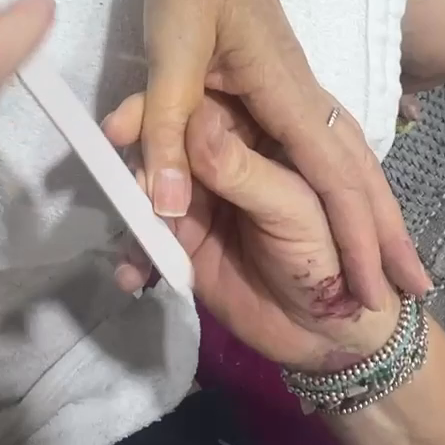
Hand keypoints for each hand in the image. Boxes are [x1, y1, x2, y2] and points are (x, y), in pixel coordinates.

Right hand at [108, 94, 398, 370]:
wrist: (321, 337)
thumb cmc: (327, 258)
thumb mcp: (293, 210)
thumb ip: (243, 170)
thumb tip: (193, 120)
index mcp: (253, 133)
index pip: (199, 108)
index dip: (161, 112)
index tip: (125, 126)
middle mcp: (217, 154)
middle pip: (164, 143)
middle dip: (136, 164)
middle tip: (118, 186)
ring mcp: (194, 195)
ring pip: (148, 187)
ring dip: (130, 210)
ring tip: (133, 245)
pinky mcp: (177, 237)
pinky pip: (145, 236)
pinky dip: (133, 253)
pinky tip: (131, 275)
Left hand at [138, 0, 431, 307]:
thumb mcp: (172, 56)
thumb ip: (168, 129)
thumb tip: (164, 209)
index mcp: (288, 93)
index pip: (336, 177)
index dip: (360, 237)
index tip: (384, 293)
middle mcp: (305, 93)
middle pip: (359, 168)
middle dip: (387, 229)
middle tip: (417, 287)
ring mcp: (296, 82)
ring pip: (344, 151)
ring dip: (369, 203)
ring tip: (389, 250)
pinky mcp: (278, 74)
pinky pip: (318, 135)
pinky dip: (337, 172)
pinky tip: (332, 188)